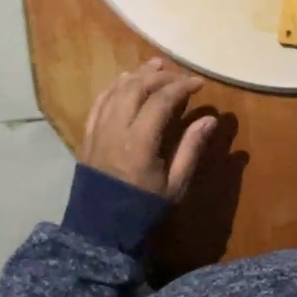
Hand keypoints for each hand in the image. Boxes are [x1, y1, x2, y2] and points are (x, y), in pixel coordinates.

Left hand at [80, 58, 216, 200]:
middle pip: (136, 88)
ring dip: (136, 75)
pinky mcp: (87, 135)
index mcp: (139, 143)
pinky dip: (114, 87)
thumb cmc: (143, 209)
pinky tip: (125, 80)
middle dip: (159, 76)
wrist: (101, 230)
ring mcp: (97, 131)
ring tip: (154, 65)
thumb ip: (191, 148)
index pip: (161, 101)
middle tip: (178, 74)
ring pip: (115, 90)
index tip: (199, 83)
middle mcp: (115, 129)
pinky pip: (99, 102)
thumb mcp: (175, 185)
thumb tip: (210, 119)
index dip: (181, 86)